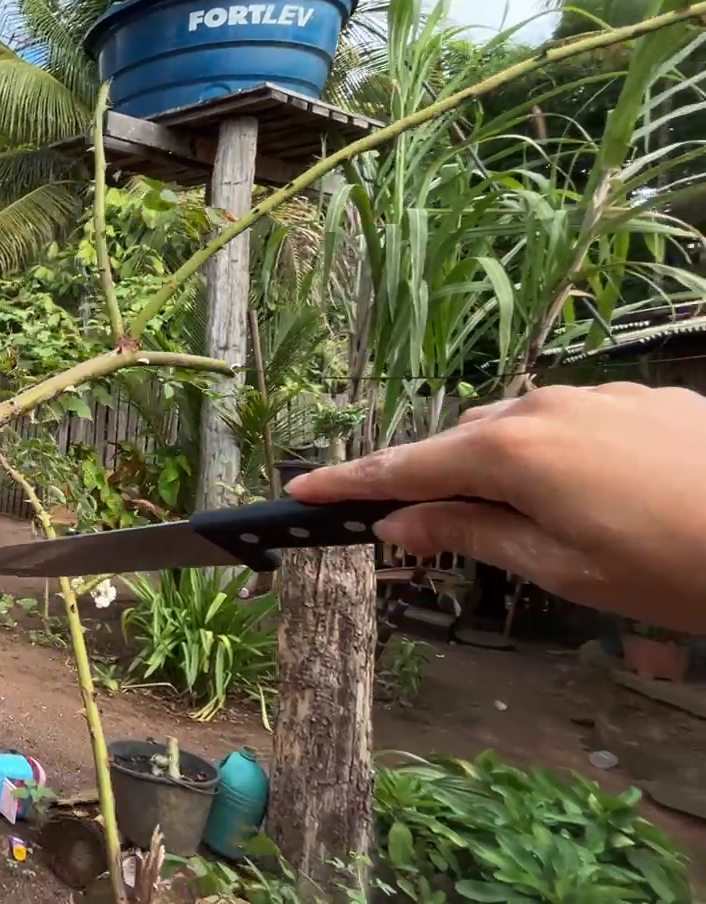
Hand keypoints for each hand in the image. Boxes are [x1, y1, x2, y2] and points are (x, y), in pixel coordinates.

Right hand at [288, 382, 705, 633]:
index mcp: (507, 452)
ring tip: (532, 513)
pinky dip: (553, 451)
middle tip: (430, 525)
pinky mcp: (648, 398)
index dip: (345, 482)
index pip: (399, 468)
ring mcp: (596, 397)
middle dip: (434, 480)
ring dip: (496, 466)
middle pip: (454, 444)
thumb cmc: (689, 569)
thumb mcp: (566, 570)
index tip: (300, 489)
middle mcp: (537, 408)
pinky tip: (598, 487)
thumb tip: (396, 526)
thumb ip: (467, 536)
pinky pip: (568, 420)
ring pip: (510, 429)